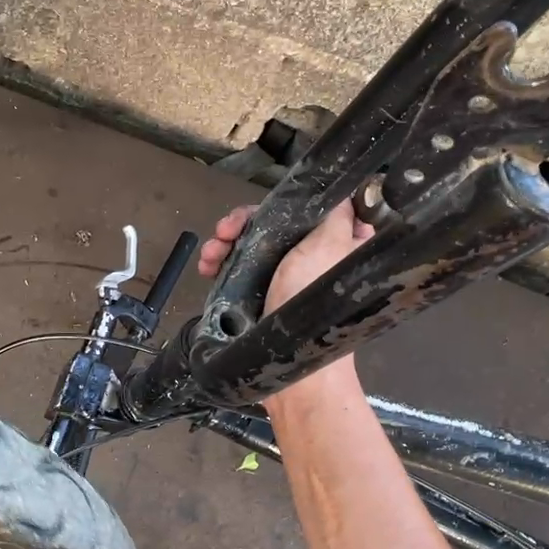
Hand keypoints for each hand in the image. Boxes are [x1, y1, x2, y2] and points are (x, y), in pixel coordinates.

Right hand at [198, 200, 372, 406]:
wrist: (289, 359)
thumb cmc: (314, 302)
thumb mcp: (329, 247)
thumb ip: (335, 214)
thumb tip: (341, 189)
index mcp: (334, 241)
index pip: (307, 208)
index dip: (280, 202)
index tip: (256, 209)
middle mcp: (309, 255)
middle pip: (272, 223)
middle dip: (242, 223)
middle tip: (224, 230)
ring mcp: (281, 275)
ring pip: (249, 244)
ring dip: (224, 243)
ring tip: (209, 254)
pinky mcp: (258, 292)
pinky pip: (235, 267)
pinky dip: (218, 262)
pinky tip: (206, 267)